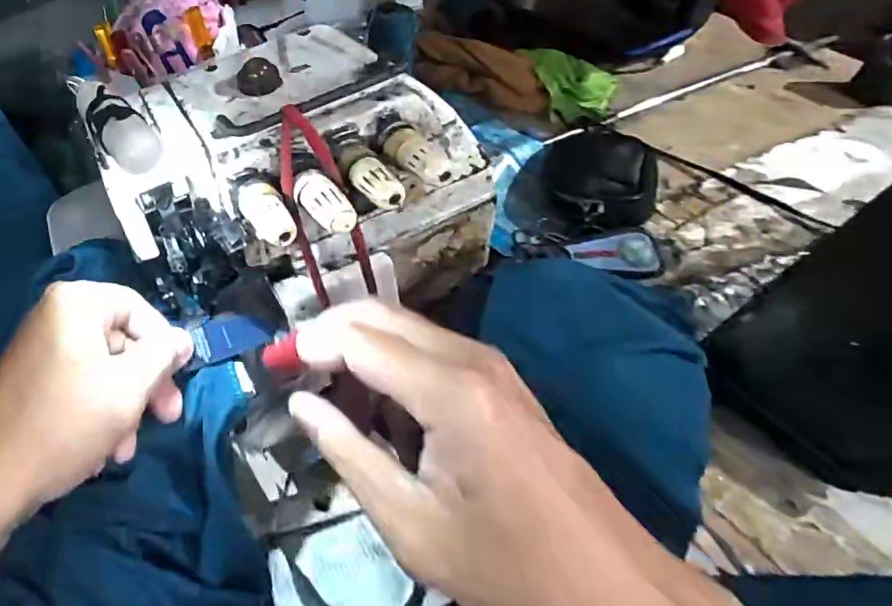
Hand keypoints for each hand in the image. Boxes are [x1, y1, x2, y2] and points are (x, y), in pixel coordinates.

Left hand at [0, 281, 194, 572]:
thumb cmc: (64, 422)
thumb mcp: (126, 388)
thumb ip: (160, 356)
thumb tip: (181, 338)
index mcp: (75, 302)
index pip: (137, 307)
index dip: (164, 343)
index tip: (179, 382)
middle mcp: (55, 314)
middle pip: (120, 338)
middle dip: (144, 384)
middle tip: (165, 419)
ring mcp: (40, 346)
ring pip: (102, 368)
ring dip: (122, 408)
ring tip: (122, 450)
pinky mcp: (31, 378)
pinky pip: (77, 384)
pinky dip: (94, 414)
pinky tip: (96, 453)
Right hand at [288, 302, 733, 605]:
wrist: (616, 590)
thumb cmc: (509, 567)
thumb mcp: (413, 526)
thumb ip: (347, 454)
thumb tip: (300, 403)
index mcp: (449, 392)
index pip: (356, 339)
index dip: (307, 345)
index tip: (274, 367)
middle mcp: (468, 358)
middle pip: (374, 313)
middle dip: (324, 331)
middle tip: (291, 368)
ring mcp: (487, 362)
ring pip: (396, 322)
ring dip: (353, 341)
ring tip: (326, 387)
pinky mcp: (495, 375)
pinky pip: (422, 343)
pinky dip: (384, 354)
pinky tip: (375, 399)